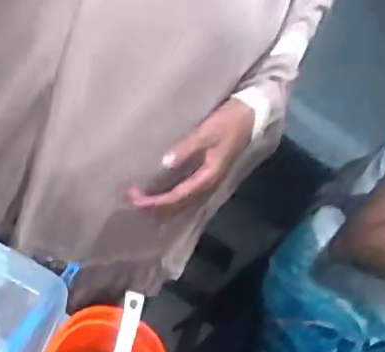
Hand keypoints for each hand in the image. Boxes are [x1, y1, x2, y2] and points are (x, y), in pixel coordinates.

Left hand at [128, 99, 255, 211]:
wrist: (255, 112)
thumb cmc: (230, 119)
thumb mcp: (208, 131)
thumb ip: (187, 147)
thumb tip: (165, 162)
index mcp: (206, 178)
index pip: (174, 198)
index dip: (152, 201)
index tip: (134, 198)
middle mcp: (205, 187)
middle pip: (174, 207)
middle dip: (151, 207)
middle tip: (129, 200)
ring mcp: (205, 184)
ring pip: (177, 205)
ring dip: (156, 206)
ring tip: (137, 201)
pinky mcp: (203, 178)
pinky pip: (181, 197)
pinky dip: (165, 200)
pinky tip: (154, 197)